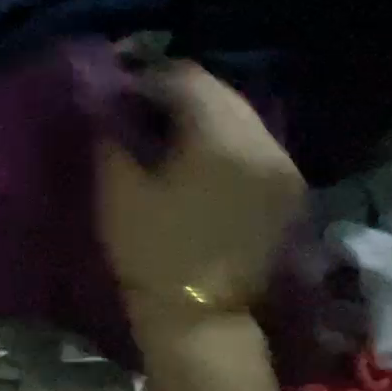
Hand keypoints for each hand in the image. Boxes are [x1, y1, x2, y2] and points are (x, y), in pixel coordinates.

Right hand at [98, 63, 304, 332]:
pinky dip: (221, 137)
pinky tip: (191, 155)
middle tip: (135, 104)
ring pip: (242, 117)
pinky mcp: (286, 188)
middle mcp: (266, 144)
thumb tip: (106, 105)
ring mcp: (283, 167)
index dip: (149, 77)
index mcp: (224, 142)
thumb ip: (113, 137)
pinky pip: (253, 143)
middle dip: (177, 92)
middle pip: (223, 94)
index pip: (189, 81)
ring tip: (160, 129)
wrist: (197, 312)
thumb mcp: (118, 190)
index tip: (116, 89)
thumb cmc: (148, 249)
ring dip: (201, 114)